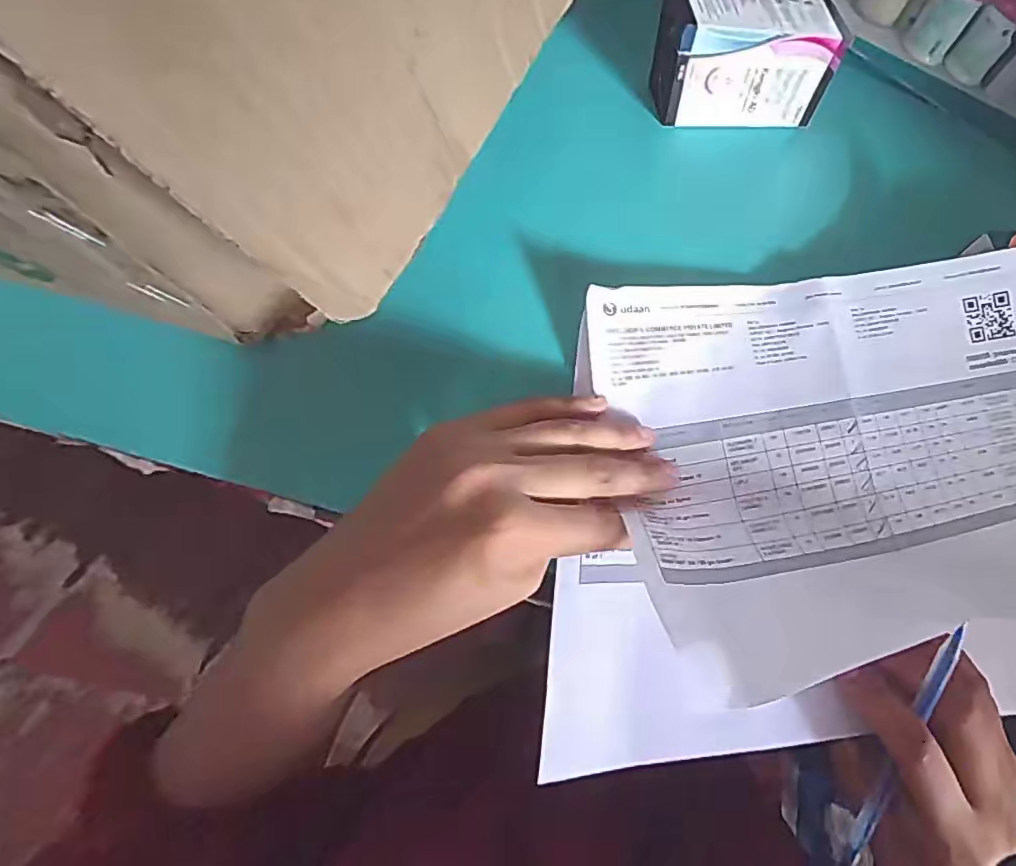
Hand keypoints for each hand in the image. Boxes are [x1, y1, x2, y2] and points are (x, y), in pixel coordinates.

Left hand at [245, 395, 674, 682]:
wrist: (343, 595)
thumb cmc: (432, 608)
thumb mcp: (514, 585)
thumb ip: (564, 540)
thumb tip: (606, 515)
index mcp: (513, 530)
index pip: (594, 518)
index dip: (632, 516)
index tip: (662, 508)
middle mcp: (499, 478)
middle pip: (588, 471)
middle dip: (636, 475)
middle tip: (673, 471)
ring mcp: (475, 446)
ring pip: (563, 432)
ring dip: (611, 435)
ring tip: (647, 436)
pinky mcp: (455, 430)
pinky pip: (523, 410)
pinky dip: (565, 408)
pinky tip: (599, 406)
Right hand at [833, 642, 1015, 865]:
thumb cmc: (911, 860)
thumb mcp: (875, 823)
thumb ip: (860, 764)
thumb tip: (849, 696)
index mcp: (958, 836)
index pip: (921, 752)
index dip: (882, 705)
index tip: (854, 678)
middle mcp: (995, 805)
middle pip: (962, 713)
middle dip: (915, 669)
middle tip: (879, 649)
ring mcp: (1011, 779)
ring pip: (978, 697)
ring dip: (935, 661)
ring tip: (898, 645)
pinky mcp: (1012, 756)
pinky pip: (983, 698)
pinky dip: (952, 672)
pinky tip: (924, 659)